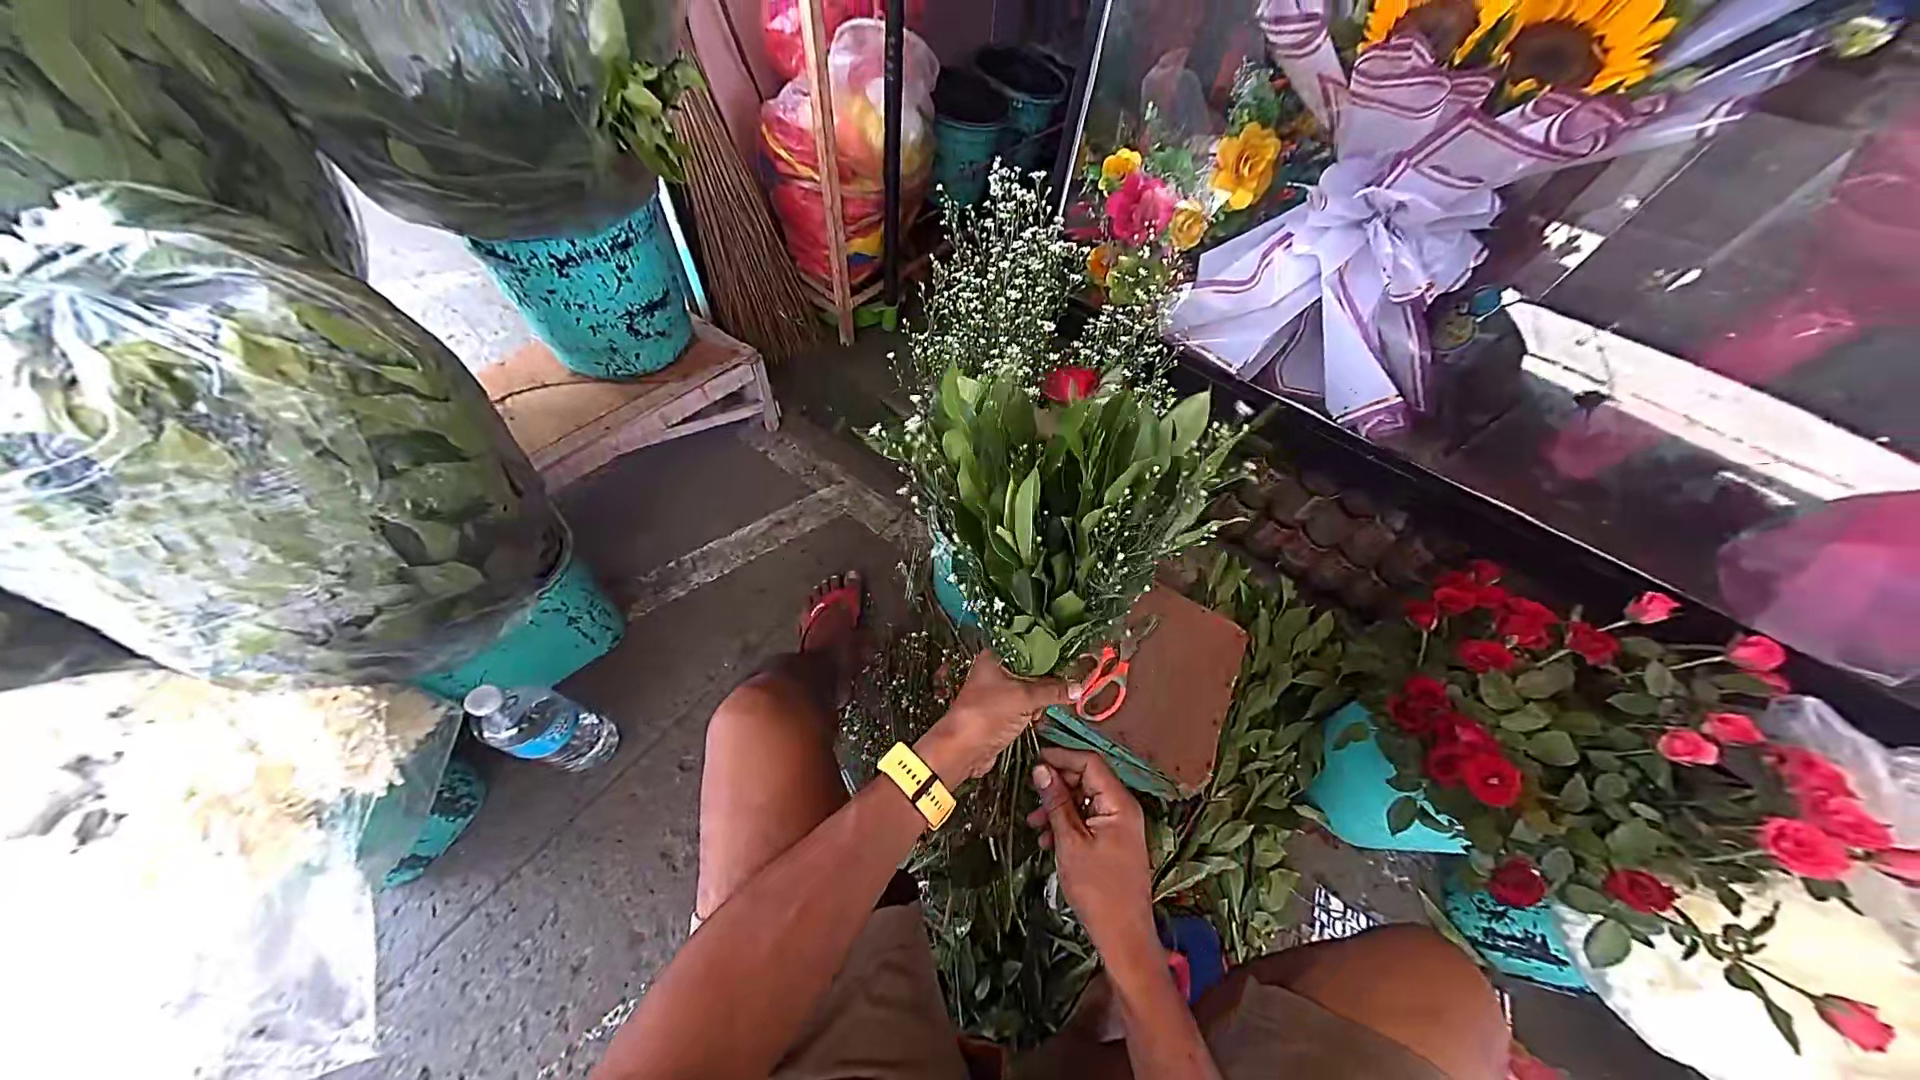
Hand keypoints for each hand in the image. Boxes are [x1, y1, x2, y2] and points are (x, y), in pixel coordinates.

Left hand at [916, 650, 1068, 781]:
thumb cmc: (987, 714)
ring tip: (1057, 698)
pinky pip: (1025, 705)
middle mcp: (996, 671)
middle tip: (1070, 679)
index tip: (1071, 655)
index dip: (1049, 650)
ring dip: (1043, 695)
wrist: (964, 750)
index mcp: (995, 657)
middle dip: (1049, 676)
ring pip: (1029, 688)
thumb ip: (1053, 690)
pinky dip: (1035, 709)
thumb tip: (1077, 687)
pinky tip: (1041, 714)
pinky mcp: (1002, 712)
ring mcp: (998, 692)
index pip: (1027, 646)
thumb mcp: (1025, 697)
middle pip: (1031, 668)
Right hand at [1027, 748, 1157, 959]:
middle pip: (1087, 779)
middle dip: (1057, 785)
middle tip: (1032, 796)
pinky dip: (1067, 822)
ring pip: (1084, 799)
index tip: (1035, 762)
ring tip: (1035, 824)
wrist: (1123, 935)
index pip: (1090, 762)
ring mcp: (1120, 824)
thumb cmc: (1098, 889)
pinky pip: (1088, 818)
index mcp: (1119, 803)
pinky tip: (1048, 839)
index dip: (1061, 757)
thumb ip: (1056, 802)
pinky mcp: (1114, 839)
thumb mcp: (1070, 841)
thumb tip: (1041, 768)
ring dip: (1058, 806)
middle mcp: (1123, 808)